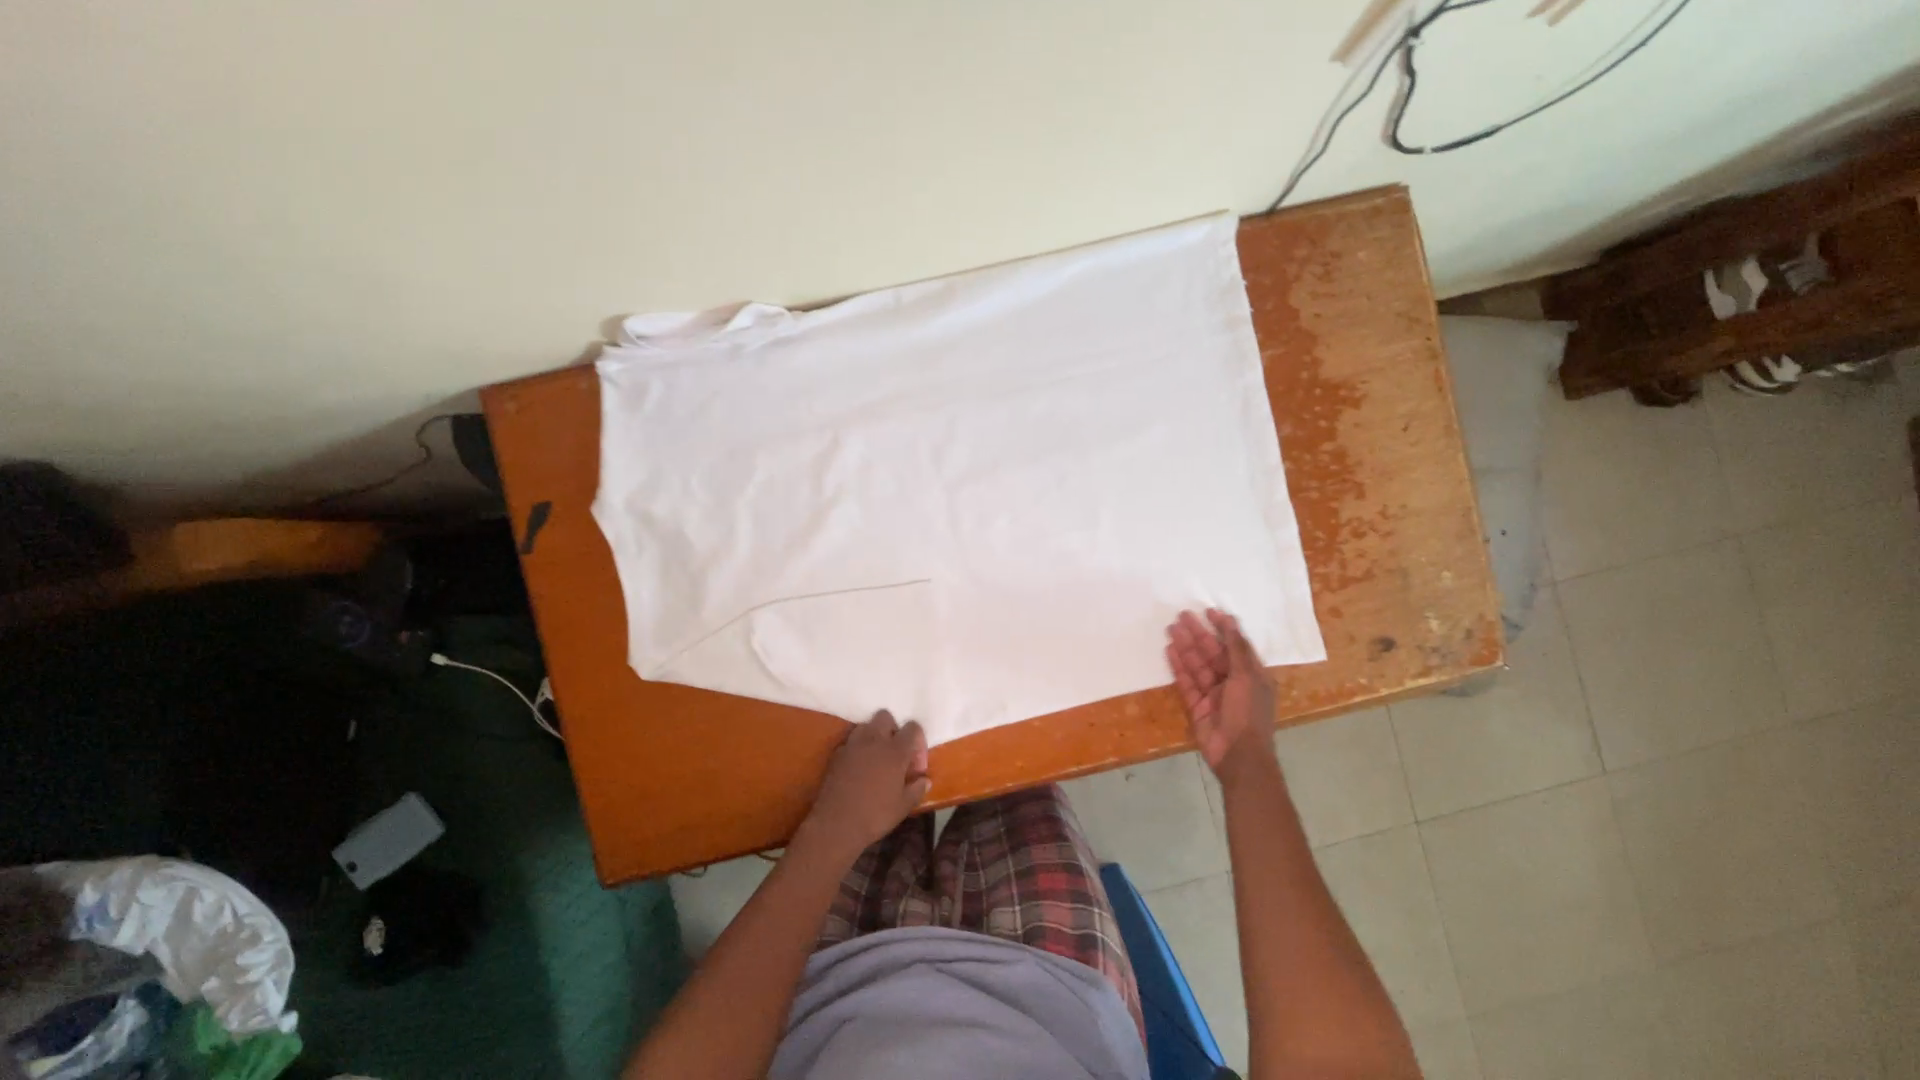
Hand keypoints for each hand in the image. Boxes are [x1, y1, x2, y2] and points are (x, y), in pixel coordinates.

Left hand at [798, 710, 930, 860]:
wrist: (836, 824)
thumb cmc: (875, 815)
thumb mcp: (903, 806)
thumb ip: (917, 789)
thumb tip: (925, 780)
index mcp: (895, 751)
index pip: (912, 727)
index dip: (917, 741)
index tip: (914, 763)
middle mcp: (874, 741)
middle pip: (885, 716)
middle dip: (893, 729)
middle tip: (894, 753)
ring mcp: (852, 745)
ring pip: (865, 726)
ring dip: (873, 735)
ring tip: (875, 758)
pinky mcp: (836, 754)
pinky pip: (850, 741)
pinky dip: (857, 748)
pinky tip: (858, 768)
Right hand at [1165, 609, 1277, 782]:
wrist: (1238, 755)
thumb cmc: (1248, 713)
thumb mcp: (1248, 676)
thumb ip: (1236, 648)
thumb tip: (1231, 621)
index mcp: (1252, 675)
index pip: (1236, 646)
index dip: (1224, 628)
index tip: (1209, 611)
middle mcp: (1233, 683)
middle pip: (1213, 653)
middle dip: (1199, 634)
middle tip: (1182, 616)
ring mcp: (1214, 695)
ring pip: (1198, 666)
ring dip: (1186, 647)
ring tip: (1171, 628)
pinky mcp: (1197, 707)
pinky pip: (1187, 683)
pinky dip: (1179, 667)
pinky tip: (1169, 651)